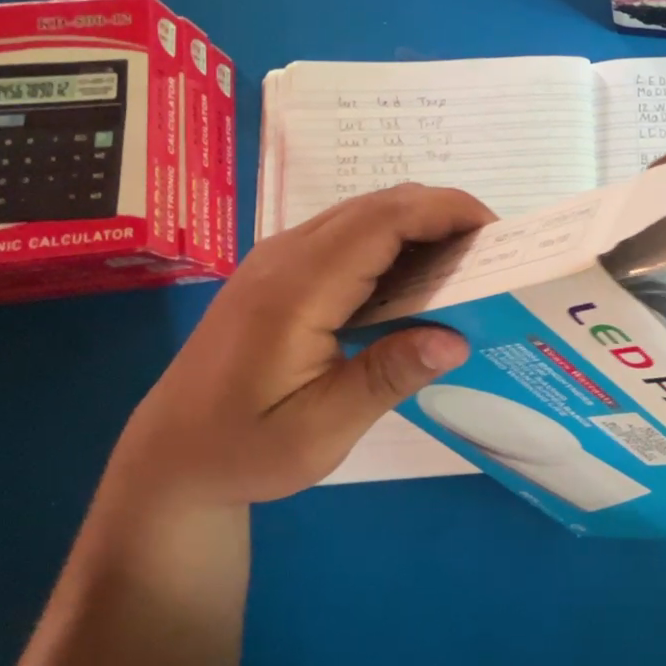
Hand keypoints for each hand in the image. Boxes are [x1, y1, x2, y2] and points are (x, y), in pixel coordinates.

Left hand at [105, 184, 495, 506]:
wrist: (170, 458)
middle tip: (494, 251)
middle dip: (442, 213)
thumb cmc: (244, 449)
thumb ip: (387, 378)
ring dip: (420, 225)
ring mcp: (277, 261)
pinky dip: (394, 242)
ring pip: (362, 215)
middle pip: (376, 206)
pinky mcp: (279, 273)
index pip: (381, 222)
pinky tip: (417, 281)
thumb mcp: (321, 429)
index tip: (496, 232)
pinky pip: (347, 236)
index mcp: (296, 290)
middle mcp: (284, 258)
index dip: (443, 212)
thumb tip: (458, 340)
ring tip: (467, 264)